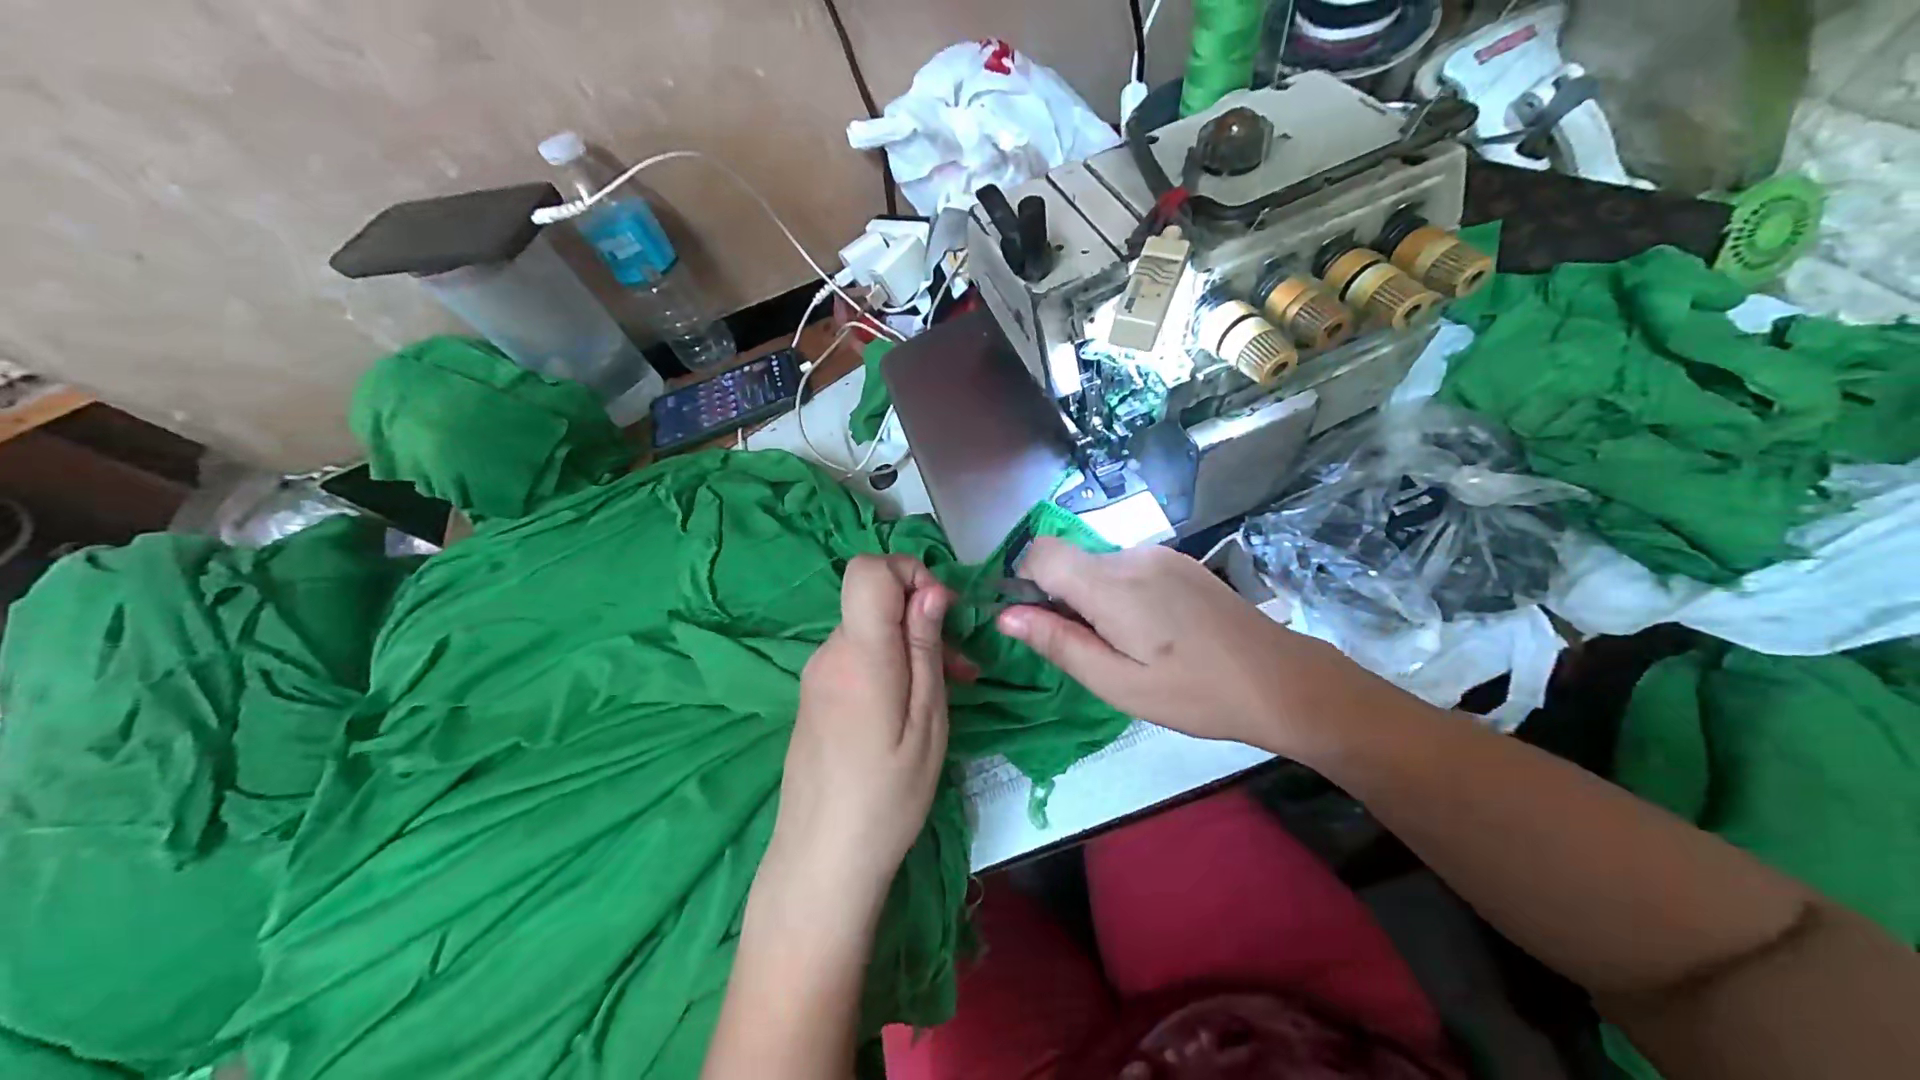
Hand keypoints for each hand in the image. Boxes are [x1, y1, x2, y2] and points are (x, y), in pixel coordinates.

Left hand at [765, 555, 952, 902]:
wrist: (821, 859)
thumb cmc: (887, 796)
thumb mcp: (926, 722)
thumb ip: (925, 650)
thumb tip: (930, 590)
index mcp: (859, 653)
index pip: (867, 569)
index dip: (908, 572)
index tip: (942, 613)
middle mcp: (829, 653)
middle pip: (874, 601)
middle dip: (922, 618)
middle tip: (963, 667)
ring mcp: (817, 675)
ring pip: (869, 631)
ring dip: (911, 646)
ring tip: (947, 691)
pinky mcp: (815, 696)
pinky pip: (856, 659)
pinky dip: (889, 666)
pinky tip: (910, 708)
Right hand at [995, 538, 1373, 756]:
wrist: (1281, 679)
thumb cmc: (1195, 693)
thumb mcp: (1118, 684)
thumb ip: (1059, 643)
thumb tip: (1005, 615)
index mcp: (1112, 584)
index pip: (1040, 552)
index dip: (1024, 582)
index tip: (1038, 623)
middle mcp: (1132, 555)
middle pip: (1069, 561)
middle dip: (1061, 598)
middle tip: (1091, 651)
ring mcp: (1160, 555)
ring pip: (1098, 566)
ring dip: (1092, 599)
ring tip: (1128, 646)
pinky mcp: (1179, 562)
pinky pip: (1127, 568)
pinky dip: (1120, 594)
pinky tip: (1152, 632)